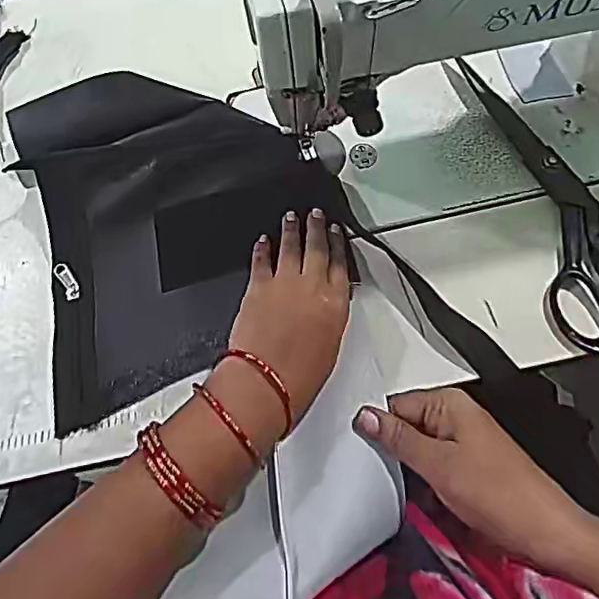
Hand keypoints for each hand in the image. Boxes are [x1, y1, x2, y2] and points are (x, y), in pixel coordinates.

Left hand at [225, 209, 352, 429]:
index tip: (336, 233)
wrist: (265, 383)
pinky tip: (263, 241)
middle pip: (316, 247)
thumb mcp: (329, 348)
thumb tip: (323, 310)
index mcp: (335, 305)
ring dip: (291, 229)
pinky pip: (261, 259)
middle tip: (316, 214)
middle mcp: (311, 287)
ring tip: (291, 217)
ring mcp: (283, 283)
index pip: (340, 265)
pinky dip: (262, 248)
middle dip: (317, 227)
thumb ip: (328, 320)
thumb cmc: (298, 378)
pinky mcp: (257, 285)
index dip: (338, 245)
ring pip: (289, 245)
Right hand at [356, 388, 598, 580]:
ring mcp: (466, 444)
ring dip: (414, 474)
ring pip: (420, 452)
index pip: (395, 404)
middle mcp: (458, 417)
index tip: (368, 449)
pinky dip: (430, 485)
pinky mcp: (471, 469)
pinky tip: (433, 502)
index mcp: (450, 402)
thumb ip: (398, 438)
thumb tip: (367, 417)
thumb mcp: (439, 465)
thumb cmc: (507, 497)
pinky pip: (436, 470)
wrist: (552, 538)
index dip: (380, 428)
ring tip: (421, 493)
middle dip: (398, 453)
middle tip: (396, 476)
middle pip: (407, 427)